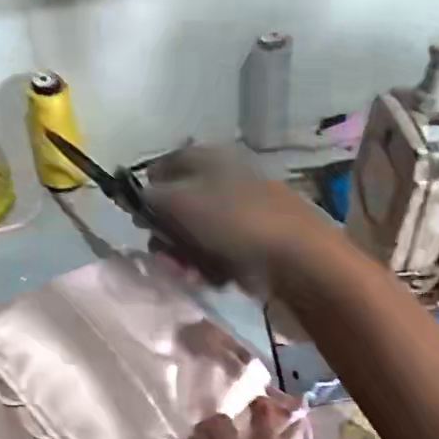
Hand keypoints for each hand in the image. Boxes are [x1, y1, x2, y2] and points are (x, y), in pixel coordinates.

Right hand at [145, 144, 340, 292]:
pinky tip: (215, 281)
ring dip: (188, 258)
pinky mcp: (257, 245)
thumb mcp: (180, 202)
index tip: (139, 220)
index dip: (147, 192)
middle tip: (168, 257)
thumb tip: (140, 199)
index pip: (164, 165)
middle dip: (168, 236)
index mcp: (209, 157)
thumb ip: (151, 198)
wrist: (299, 258)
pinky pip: (221, 256)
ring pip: (199, 236)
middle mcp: (226, 180)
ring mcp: (244, 214)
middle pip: (180, 207)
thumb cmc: (235, 221)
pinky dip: (213, 269)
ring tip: (192, 274)